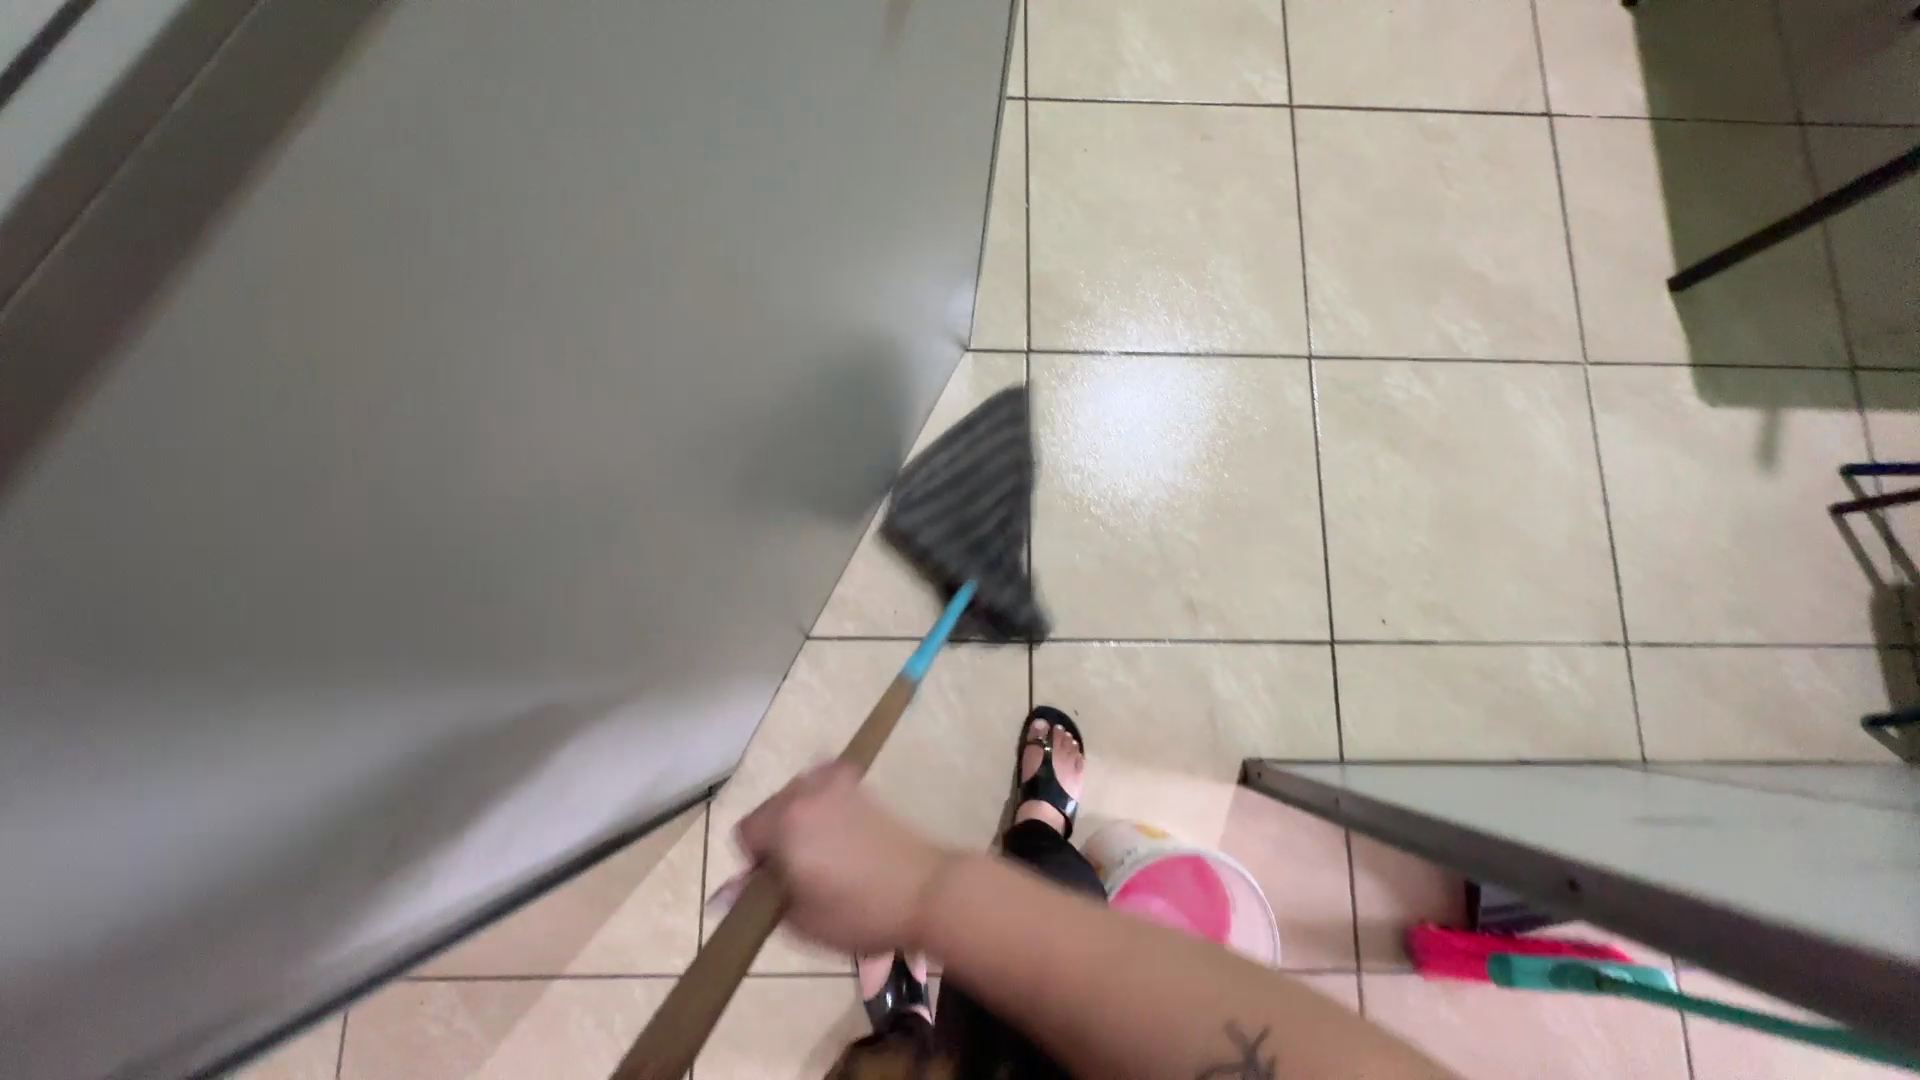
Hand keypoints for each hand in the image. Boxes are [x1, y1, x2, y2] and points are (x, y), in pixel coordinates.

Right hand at [735, 763, 957, 954]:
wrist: (926, 890)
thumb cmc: (860, 912)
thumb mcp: (802, 920)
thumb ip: (760, 899)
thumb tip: (725, 893)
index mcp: (786, 823)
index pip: (745, 832)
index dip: (754, 862)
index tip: (776, 886)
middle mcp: (806, 793)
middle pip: (770, 808)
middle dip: (774, 837)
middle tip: (797, 874)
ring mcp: (838, 785)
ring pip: (797, 793)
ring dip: (797, 816)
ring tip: (820, 851)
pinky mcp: (863, 787)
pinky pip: (827, 778)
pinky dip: (822, 793)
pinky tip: (834, 818)